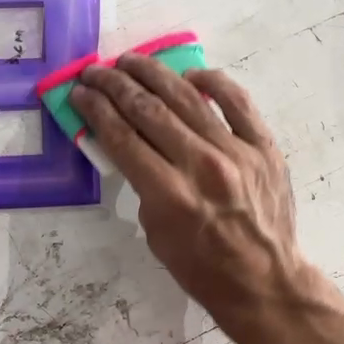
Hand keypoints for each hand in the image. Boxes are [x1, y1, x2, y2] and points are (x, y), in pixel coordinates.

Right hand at [70, 55, 311, 343]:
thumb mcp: (155, 234)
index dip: (96, 109)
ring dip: (152, 74)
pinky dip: (211, 82)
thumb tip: (134, 149)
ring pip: (186, 98)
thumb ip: (143, 186)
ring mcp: (235, 152)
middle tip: (94, 71)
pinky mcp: (263, 146)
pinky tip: (188, 75)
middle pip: (148, 110)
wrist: (263, 282)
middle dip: (114, 85)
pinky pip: (236, 102)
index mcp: (168, 194)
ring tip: (130, 61)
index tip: (79, 93)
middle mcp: (200, 165)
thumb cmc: (201, 268)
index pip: (122, 136)